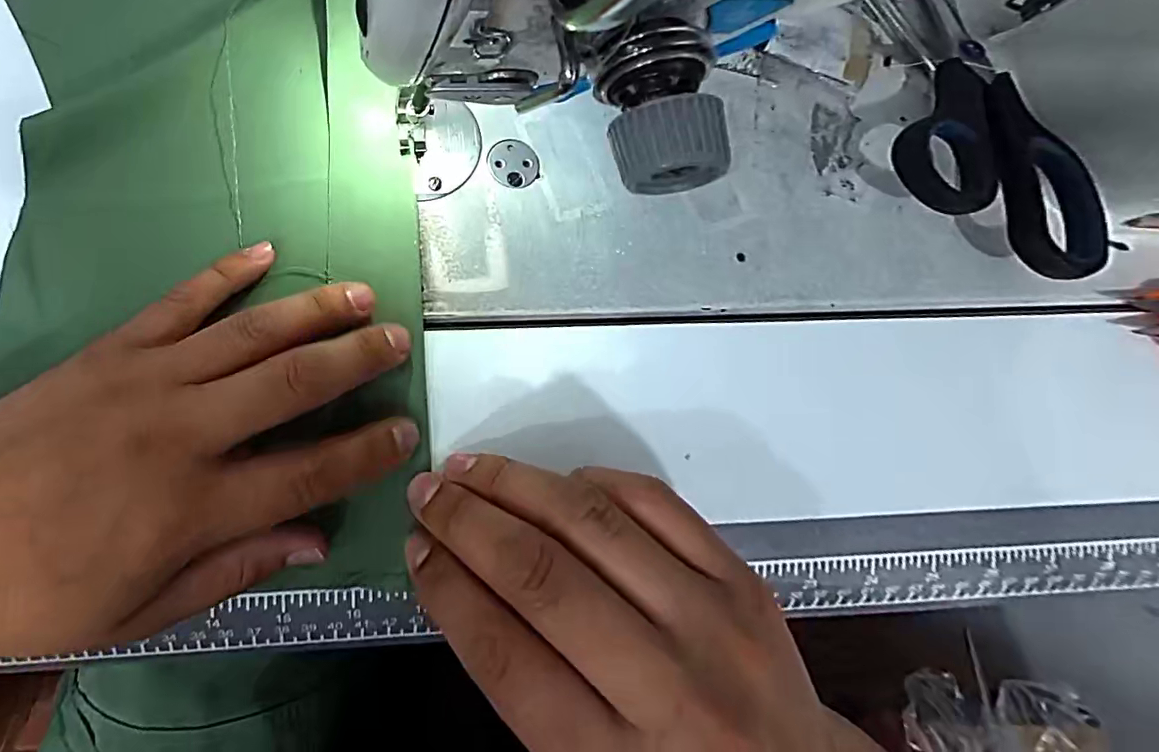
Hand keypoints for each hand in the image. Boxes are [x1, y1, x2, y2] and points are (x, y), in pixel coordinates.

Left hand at [0, 243, 415, 727]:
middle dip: (354, 358)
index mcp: (193, 506)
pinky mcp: (111, 350)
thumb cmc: (34, 594)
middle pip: (291, 384)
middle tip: (397, 338)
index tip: (405, 430)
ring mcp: (147, 379)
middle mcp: (183, 431)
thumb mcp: (137, 613)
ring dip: (310, 310)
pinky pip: (181, 302)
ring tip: (357, 293)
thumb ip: (232, 569)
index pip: (307, 472)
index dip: (365, 451)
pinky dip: (225, 274)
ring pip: (248, 333)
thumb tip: (314, 540)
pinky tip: (264, 251)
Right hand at [405, 456, 875, 751]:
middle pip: (542, 578)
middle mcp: (668, 688)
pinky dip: (593, 481)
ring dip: (516, 486)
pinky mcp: (743, 580)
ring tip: (468, 468)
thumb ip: (523, 686)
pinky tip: (553, 480)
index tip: (416, 547)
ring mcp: (713, 623)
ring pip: (592, 525)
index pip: (506, 654)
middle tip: (424, 493)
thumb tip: (458, 580)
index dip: (448, 590)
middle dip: (467, 523)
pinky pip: (654, 504)